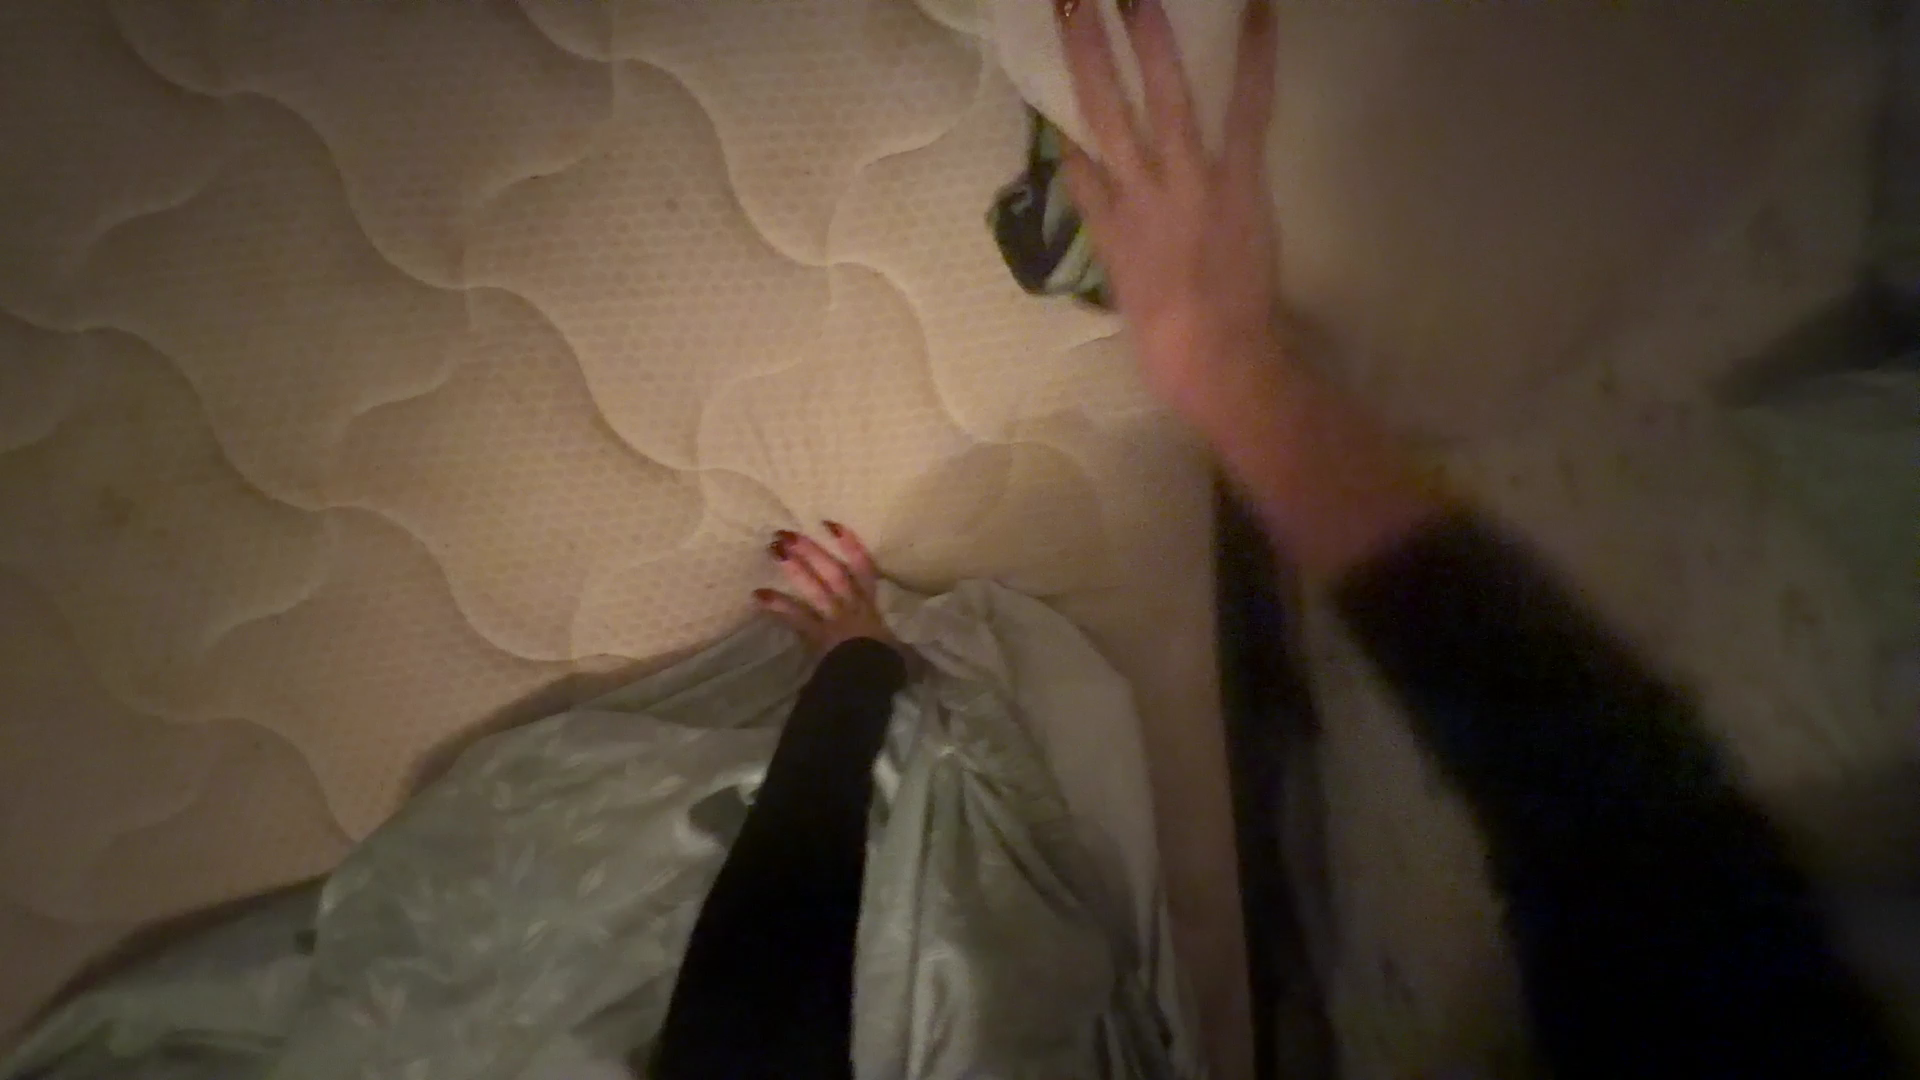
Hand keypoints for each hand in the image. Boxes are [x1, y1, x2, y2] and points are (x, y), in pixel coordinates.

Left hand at [755, 524, 905, 656]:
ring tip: (775, 551)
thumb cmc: (887, 666)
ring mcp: (832, 620)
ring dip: (796, 570)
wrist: (871, 680)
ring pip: (814, 590)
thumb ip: (894, 645)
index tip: (833, 526)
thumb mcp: (895, 651)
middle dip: (813, 553)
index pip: (864, 571)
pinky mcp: (816, 636)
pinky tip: (758, 594)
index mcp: (871, 608)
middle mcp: (851, 607)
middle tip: (789, 534)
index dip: (851, 547)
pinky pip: (796, 618)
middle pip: (833, 574)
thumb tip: (913, 654)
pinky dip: (778, 606)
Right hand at [1056, 0, 1281, 427]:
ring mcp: (1186, 187)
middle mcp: (1137, 198)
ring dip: (1148, 44)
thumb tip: (1121, 241)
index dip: (1067, 136)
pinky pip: (1245, 114)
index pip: (1078, 171)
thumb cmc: (1166, 349)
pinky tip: (1256, 12)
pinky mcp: (1237, 185)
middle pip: (1106, 117)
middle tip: (1073, 5)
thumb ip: (1119, 257)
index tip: (1056, 103)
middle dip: (1088, 58)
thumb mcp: (1128, 302)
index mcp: (1108, 232)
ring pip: (1163, 104)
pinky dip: (1253, 63)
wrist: (1212, 363)